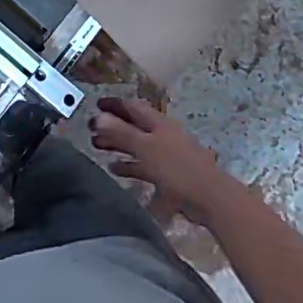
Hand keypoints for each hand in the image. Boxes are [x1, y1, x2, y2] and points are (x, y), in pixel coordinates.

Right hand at [89, 97, 237, 223]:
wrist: (209, 198)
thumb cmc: (177, 169)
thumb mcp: (146, 148)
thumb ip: (121, 133)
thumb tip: (98, 117)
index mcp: (159, 124)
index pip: (133, 107)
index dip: (115, 104)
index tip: (96, 104)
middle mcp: (163, 135)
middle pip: (134, 125)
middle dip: (114, 124)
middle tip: (92, 126)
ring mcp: (167, 155)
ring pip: (138, 145)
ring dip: (118, 144)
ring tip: (97, 145)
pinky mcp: (169, 175)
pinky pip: (144, 166)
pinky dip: (129, 165)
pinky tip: (115, 169)